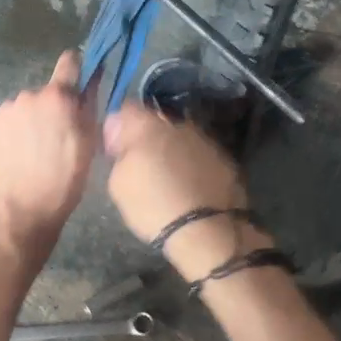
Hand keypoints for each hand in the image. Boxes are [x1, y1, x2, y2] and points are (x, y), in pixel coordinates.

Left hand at [0, 51, 98, 251]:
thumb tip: (95, 75)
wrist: (18, 212)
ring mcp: (3, 109)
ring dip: (30, 121)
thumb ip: (90, 105)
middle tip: (56, 140)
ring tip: (33, 154)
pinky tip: (15, 156)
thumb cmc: (62, 182)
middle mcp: (27, 95)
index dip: (77, 68)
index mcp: (57, 97)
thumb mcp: (88, 145)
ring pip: (24, 109)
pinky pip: (5, 122)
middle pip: (45, 94)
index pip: (70, 63)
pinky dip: (11, 133)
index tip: (79, 80)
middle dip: (52, 109)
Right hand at [103, 103, 270, 280]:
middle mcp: (178, 125)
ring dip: (171, 150)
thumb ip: (119, 154)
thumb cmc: (152, 206)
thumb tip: (122, 141)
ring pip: (179, 138)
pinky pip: (199, 155)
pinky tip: (189, 186)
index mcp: (147, 126)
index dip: (118, 127)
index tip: (115, 148)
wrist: (206, 231)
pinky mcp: (224, 159)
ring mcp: (204, 140)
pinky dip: (191, 165)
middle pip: (155, 122)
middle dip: (146, 138)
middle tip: (140, 164)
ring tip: (167, 178)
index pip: (126, 109)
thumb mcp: (117, 183)